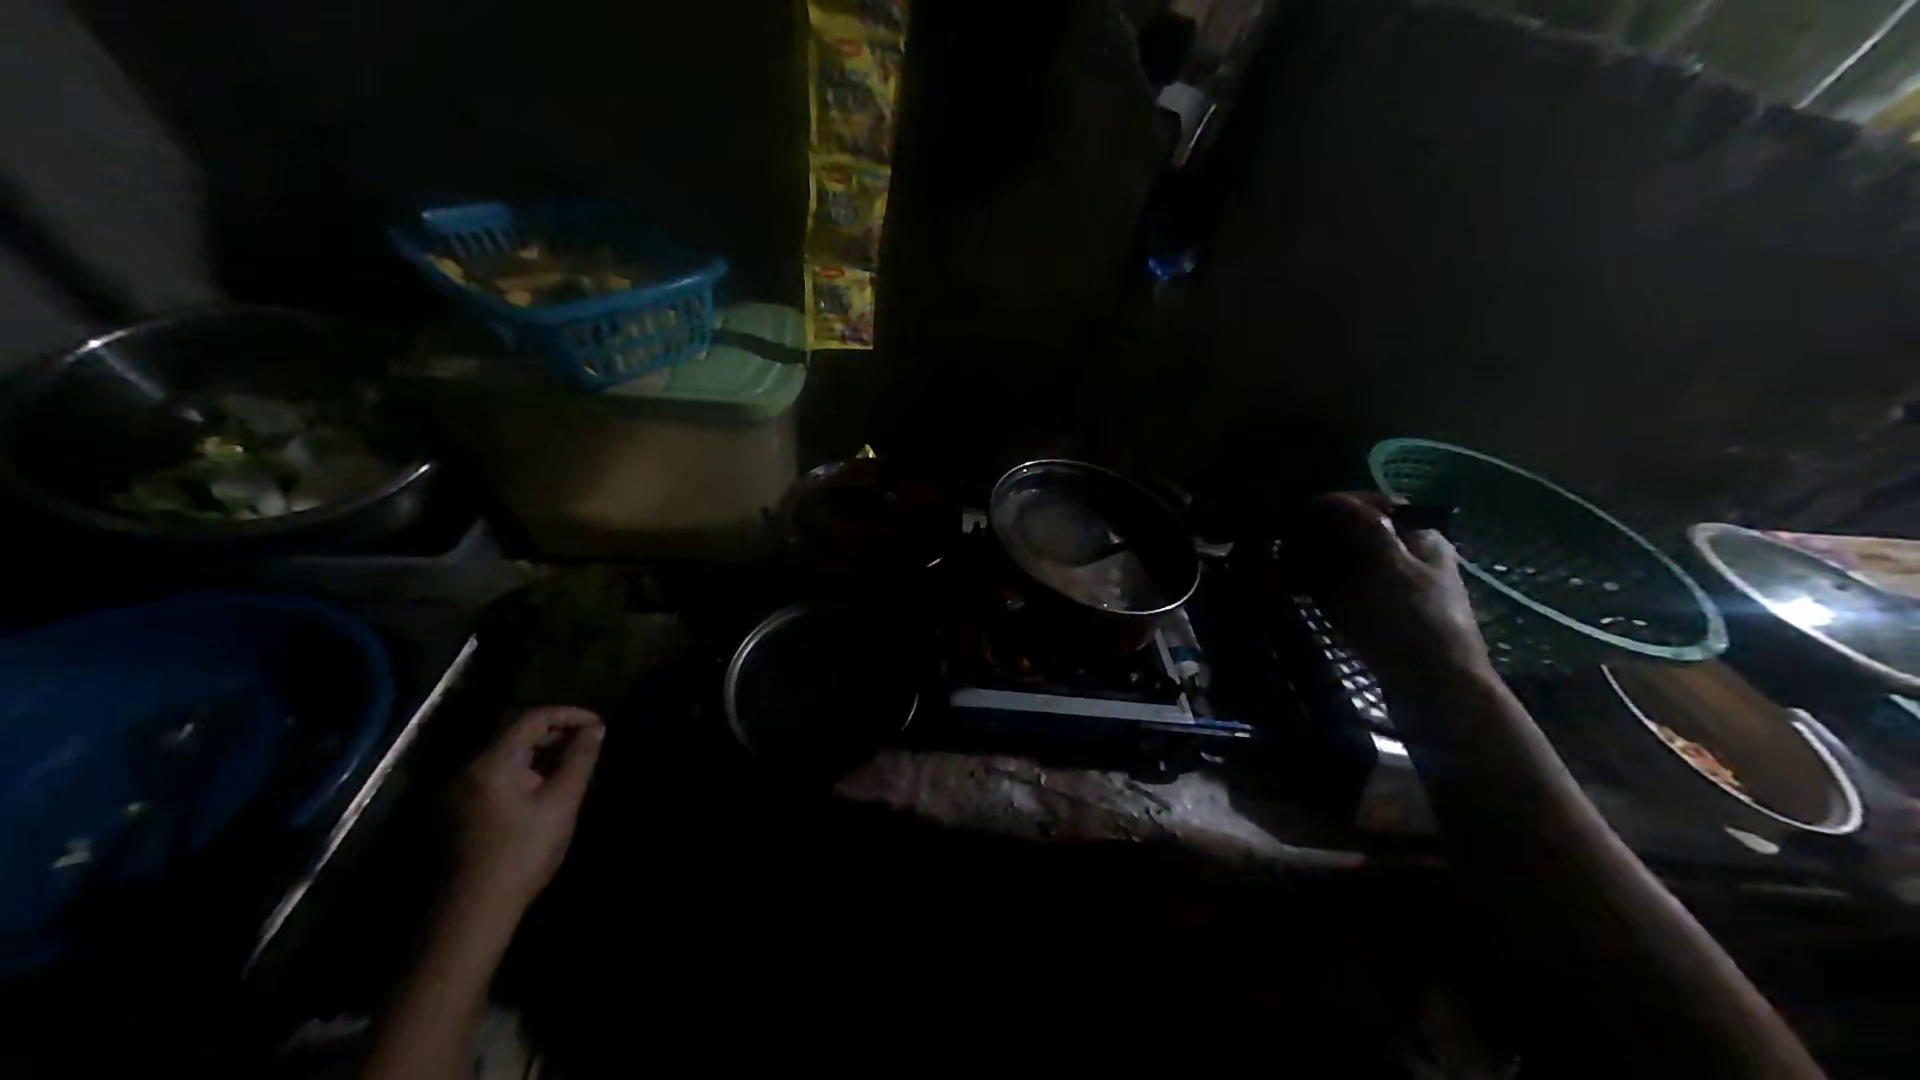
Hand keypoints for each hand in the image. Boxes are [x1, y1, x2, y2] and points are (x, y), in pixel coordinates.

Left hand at [447, 706, 604, 917]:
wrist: (473, 912)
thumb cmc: (523, 852)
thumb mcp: (562, 802)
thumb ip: (580, 759)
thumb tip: (595, 729)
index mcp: (491, 762)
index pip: (532, 717)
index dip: (569, 714)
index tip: (597, 724)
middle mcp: (467, 768)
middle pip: (513, 732)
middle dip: (553, 731)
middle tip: (586, 743)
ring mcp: (455, 790)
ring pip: (502, 754)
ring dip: (537, 751)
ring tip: (568, 764)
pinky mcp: (452, 811)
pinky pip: (491, 774)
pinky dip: (520, 769)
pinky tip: (540, 788)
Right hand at [1291, 492, 1493, 687]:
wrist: (1435, 687)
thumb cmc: (1416, 619)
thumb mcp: (1392, 565)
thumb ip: (1366, 526)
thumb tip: (1334, 498)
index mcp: (1417, 536)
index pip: (1369, 507)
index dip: (1330, 508)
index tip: (1295, 519)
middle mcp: (1400, 555)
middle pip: (1348, 534)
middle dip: (1310, 540)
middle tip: (1279, 552)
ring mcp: (1383, 586)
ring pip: (1336, 562)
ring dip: (1303, 563)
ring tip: (1274, 574)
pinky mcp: (1369, 613)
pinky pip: (1332, 590)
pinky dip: (1308, 587)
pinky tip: (1284, 590)